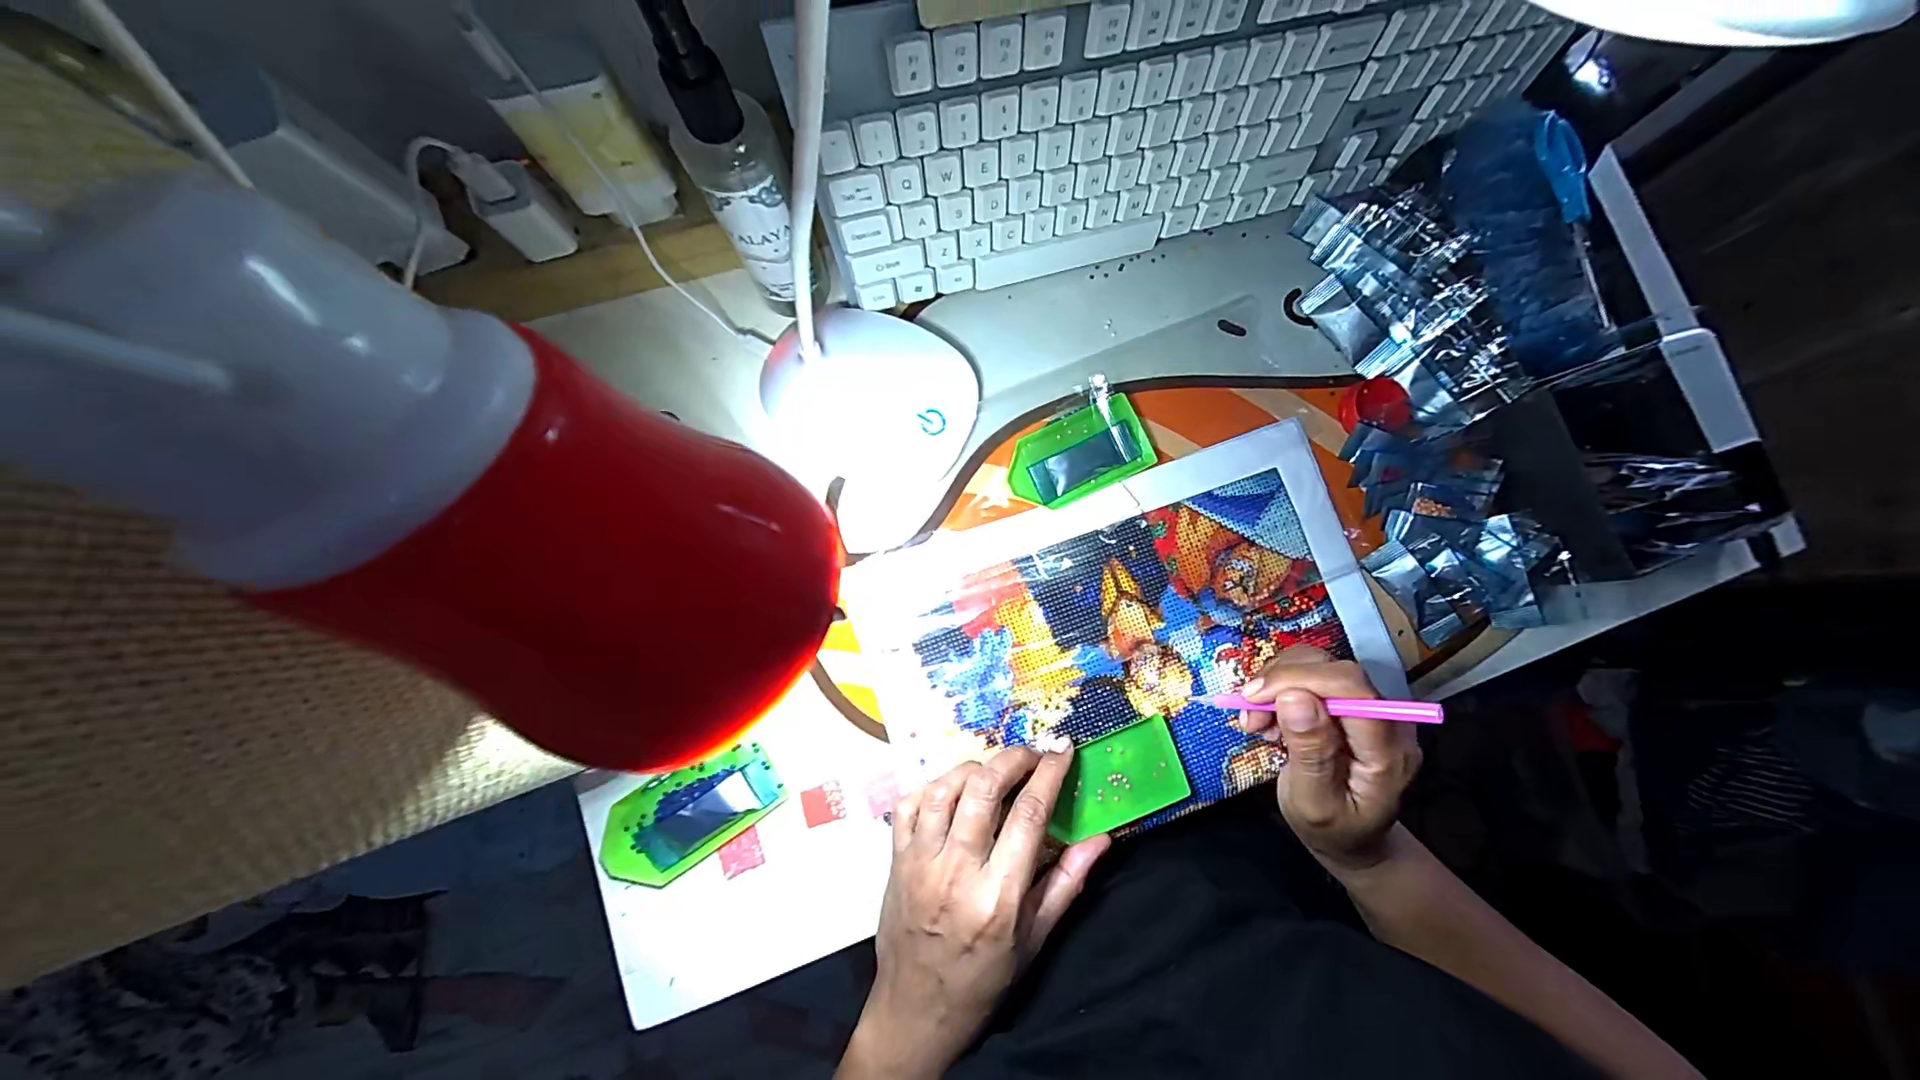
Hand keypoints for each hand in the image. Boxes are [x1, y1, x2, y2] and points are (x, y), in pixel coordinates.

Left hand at [839, 744, 1110, 1079]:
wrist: (917, 1009)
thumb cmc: (983, 978)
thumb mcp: (1035, 939)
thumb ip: (1068, 883)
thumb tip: (1102, 838)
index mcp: (998, 897)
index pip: (1029, 815)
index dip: (1049, 774)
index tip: (1062, 750)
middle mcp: (956, 872)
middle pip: (984, 789)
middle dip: (1013, 759)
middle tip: (1032, 754)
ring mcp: (920, 862)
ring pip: (945, 789)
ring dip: (974, 767)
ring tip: (995, 769)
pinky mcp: (896, 859)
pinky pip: (910, 804)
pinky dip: (934, 785)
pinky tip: (954, 788)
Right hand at [1237, 646, 1421, 872]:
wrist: (1352, 839)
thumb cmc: (1333, 830)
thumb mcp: (1314, 804)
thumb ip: (1309, 753)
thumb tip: (1294, 698)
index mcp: (1386, 749)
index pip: (1352, 687)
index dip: (1300, 680)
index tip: (1254, 698)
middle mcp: (1383, 718)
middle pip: (1332, 668)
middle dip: (1280, 681)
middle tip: (1249, 714)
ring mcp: (1365, 706)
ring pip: (1316, 664)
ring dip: (1274, 683)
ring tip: (1255, 720)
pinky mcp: (1345, 700)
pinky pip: (1308, 674)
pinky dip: (1276, 687)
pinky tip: (1265, 715)